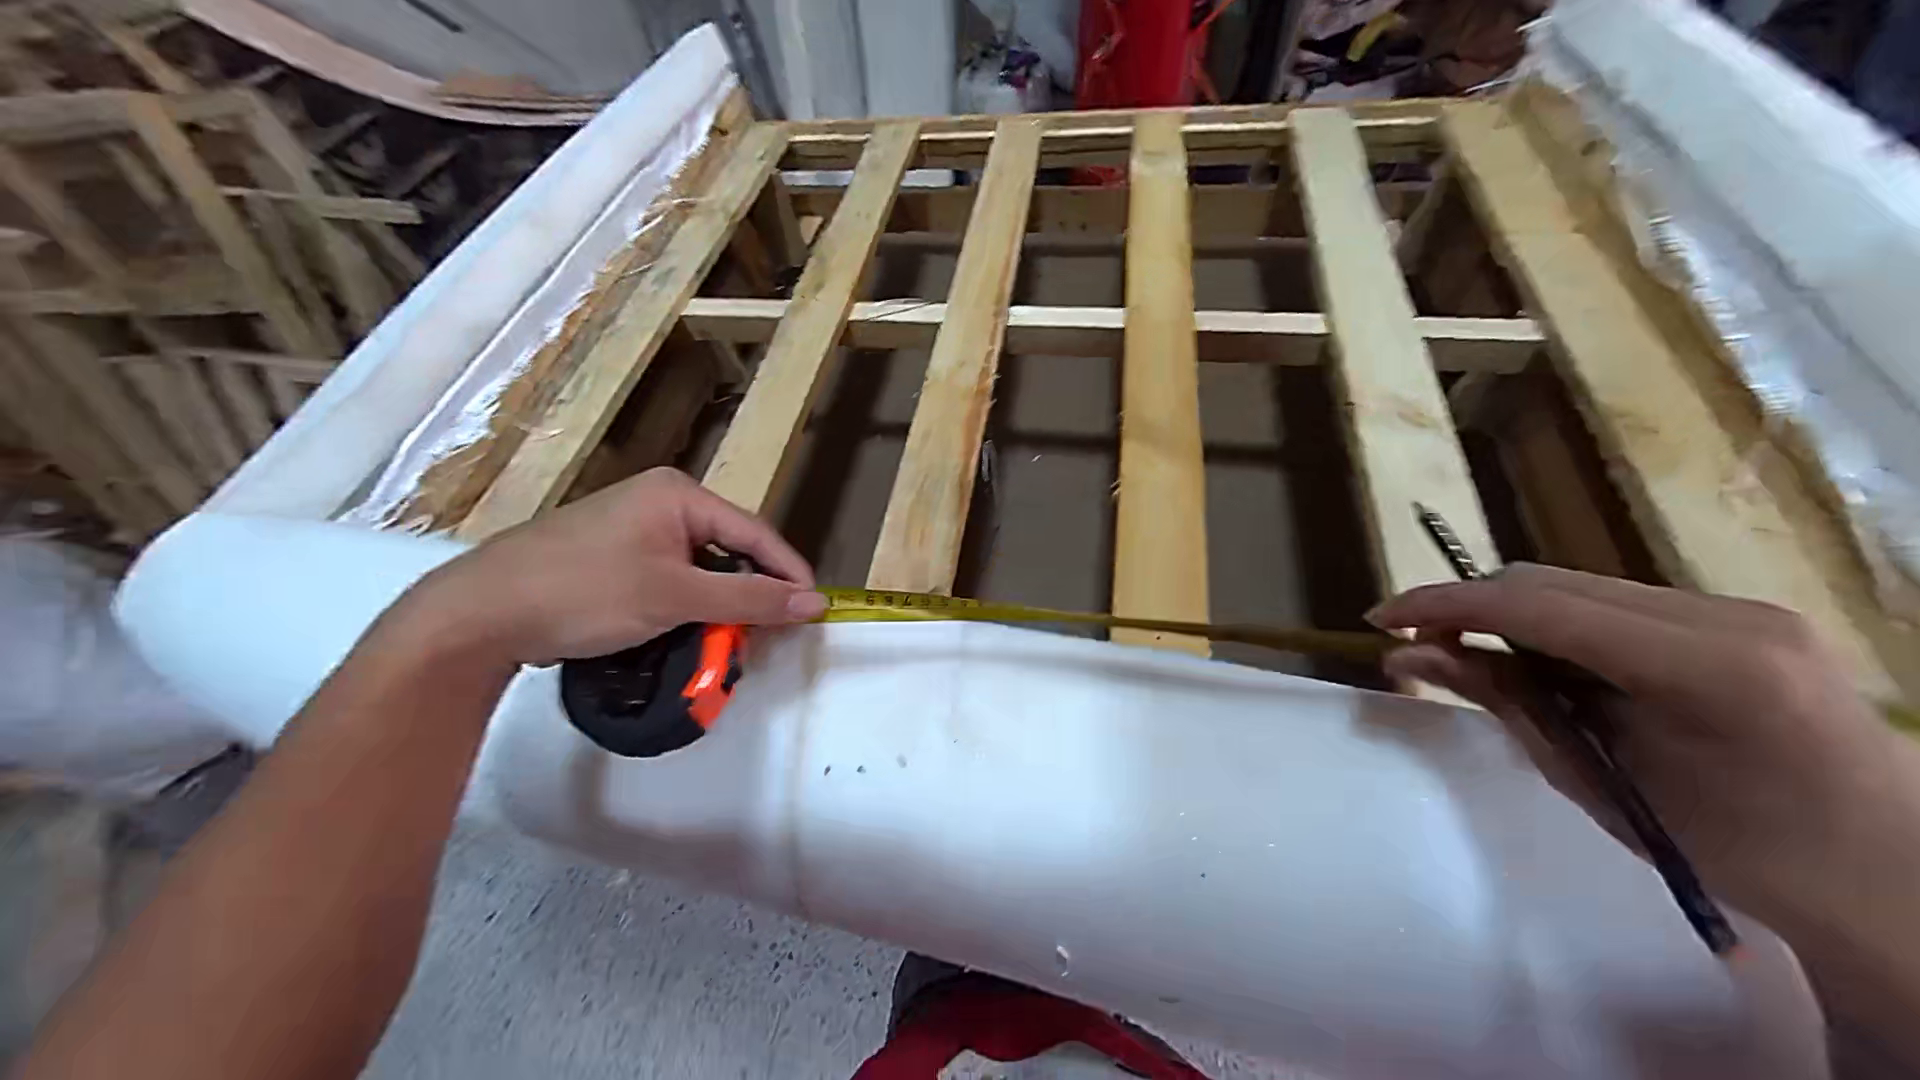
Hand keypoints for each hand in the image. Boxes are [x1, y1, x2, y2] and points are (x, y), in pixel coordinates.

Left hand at [400, 468, 827, 666]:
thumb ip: (750, 598)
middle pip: (729, 547)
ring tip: (732, 636)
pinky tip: (692, 629)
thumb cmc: (587, 592)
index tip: (814, 610)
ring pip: (701, 565)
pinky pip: (673, 574)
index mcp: (679, 494)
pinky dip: (690, 603)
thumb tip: (816, 603)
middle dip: (752, 590)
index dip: (789, 572)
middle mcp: (660, 500)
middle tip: (769, 631)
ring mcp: (634, 525)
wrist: (480, 614)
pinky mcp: (614, 553)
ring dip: (721, 601)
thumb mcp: (677, 596)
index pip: (755, 532)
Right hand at [1367, 563, 1919, 929]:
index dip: (1442, 603)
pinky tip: (1540, 662)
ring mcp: (1739, 608)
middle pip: (1547, 582)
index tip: (1380, 618)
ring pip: (1573, 586)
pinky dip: (1550, 624)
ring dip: (1506, 615)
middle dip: (1467, 606)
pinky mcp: (1737, 617)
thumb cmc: (1731, 850)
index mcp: (1705, 666)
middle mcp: (1727, 615)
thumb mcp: (1592, 776)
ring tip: (1472, 657)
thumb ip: (1499, 697)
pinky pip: (1607, 602)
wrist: (1886, 881)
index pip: (1534, 605)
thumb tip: (1406, 654)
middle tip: (1418, 645)